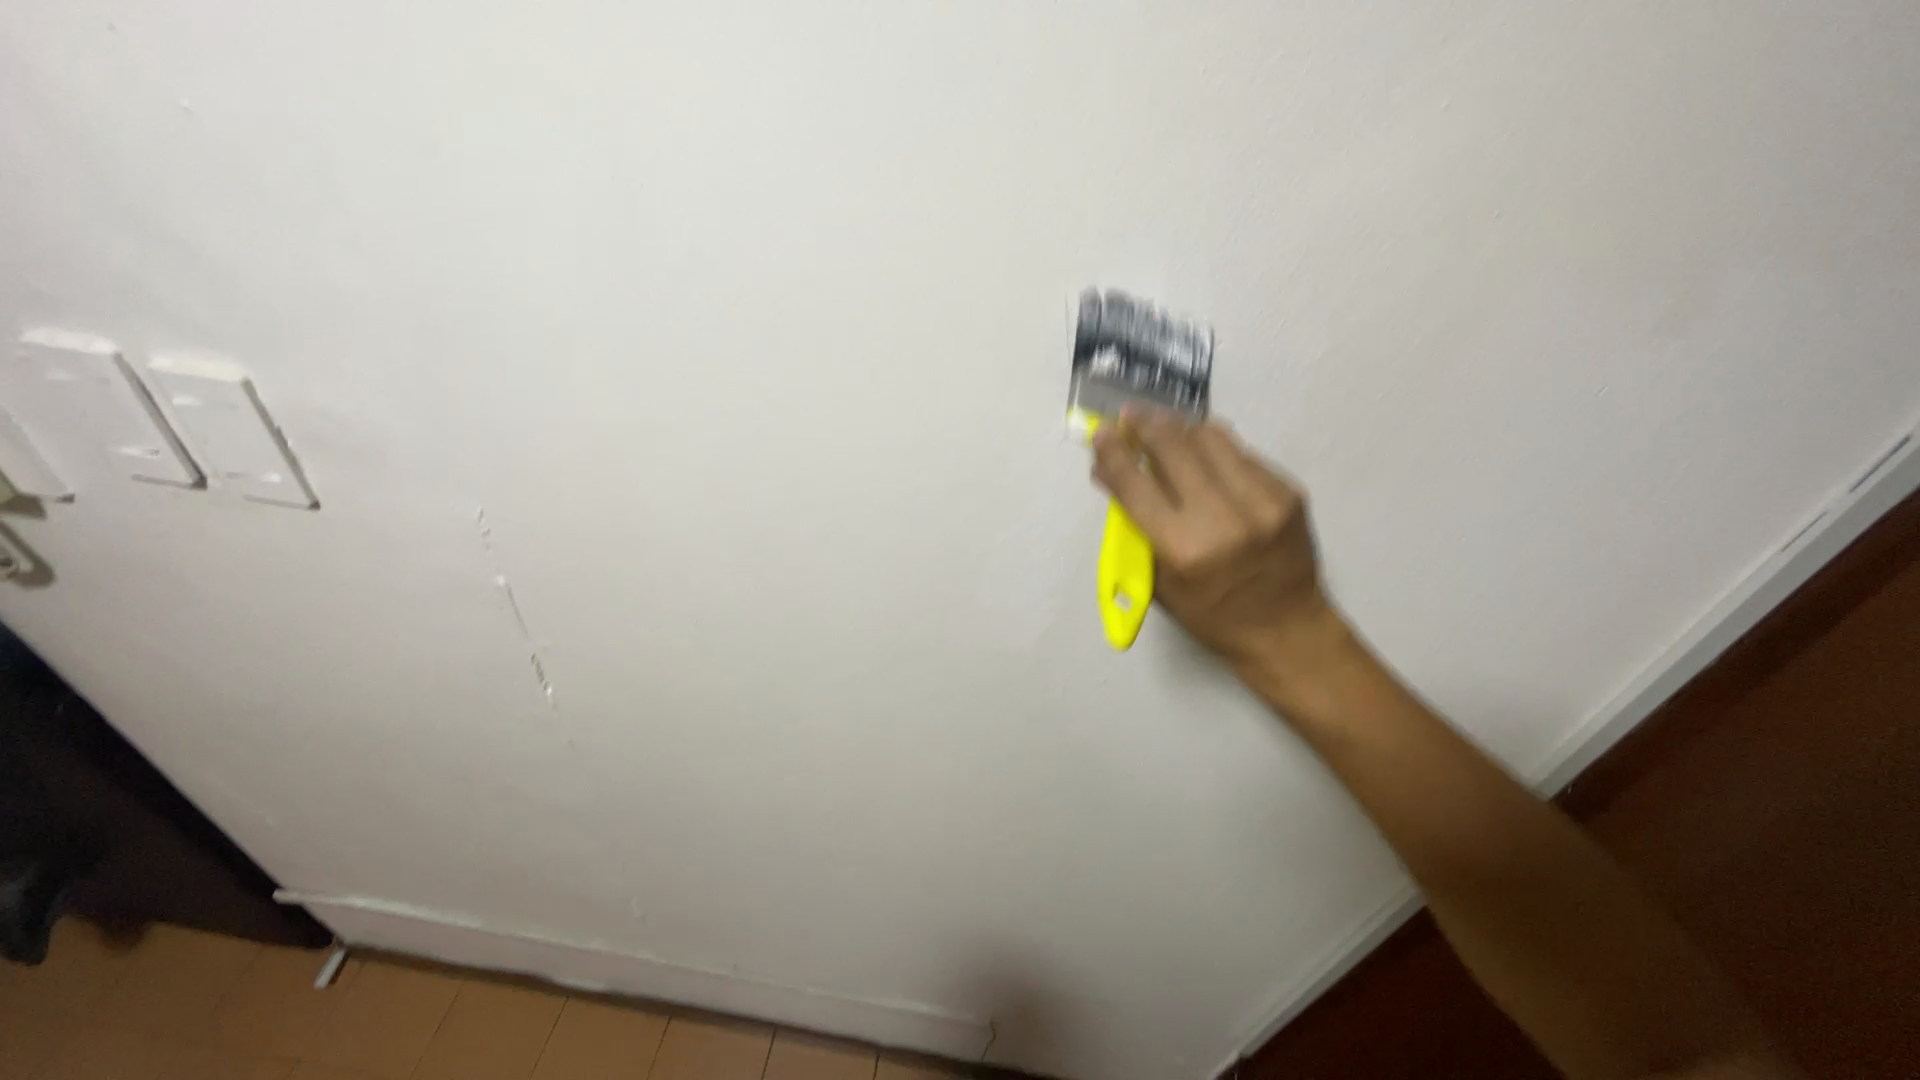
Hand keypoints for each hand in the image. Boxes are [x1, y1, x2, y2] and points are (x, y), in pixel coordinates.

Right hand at [1091, 408, 1339, 670]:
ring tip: (1165, 425)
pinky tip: (1205, 454)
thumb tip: (1108, 473)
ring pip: (1212, 439)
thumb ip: (1134, 526)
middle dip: (1147, 424)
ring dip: (1182, 427)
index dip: (1114, 454)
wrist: (1287, 629)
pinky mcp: (1288, 492)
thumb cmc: (1211, 615)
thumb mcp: (1160, 581)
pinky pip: (1242, 454)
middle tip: (1130, 413)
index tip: (1100, 432)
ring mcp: (1262, 501)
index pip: (1137, 485)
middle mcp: (1224, 519)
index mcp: (1184, 549)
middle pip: (1175, 448)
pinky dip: (1217, 448)